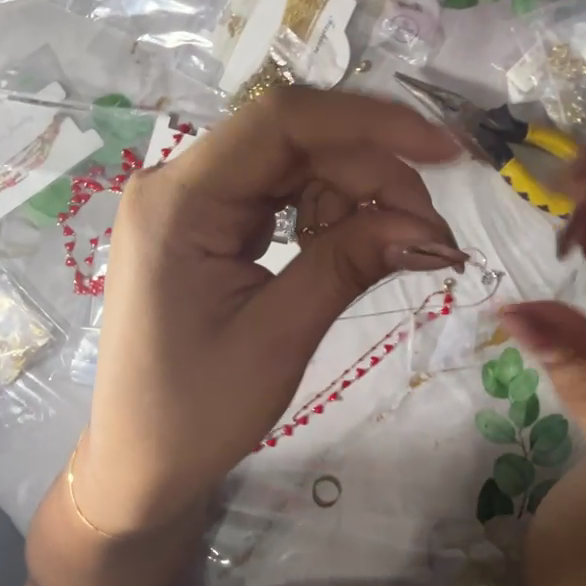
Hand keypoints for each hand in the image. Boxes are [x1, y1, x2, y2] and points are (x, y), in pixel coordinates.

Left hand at [74, 88, 463, 535]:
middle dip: (374, 174)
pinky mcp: (206, 228)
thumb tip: (428, 225)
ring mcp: (190, 204)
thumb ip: (348, 264)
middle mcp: (178, 183)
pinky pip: (278, 199)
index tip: (444, 152)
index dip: (371, 123)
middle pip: (294, 143)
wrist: (141, 463)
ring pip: (293, 167)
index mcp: (179, 200)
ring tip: (405, 247)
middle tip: (434, 233)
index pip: (282, 121)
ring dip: (358, 196)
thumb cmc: (196, 412)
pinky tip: (358, 246)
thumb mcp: (278, 337)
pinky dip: (328, 216)